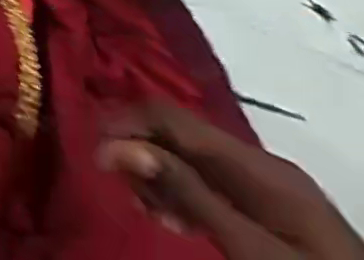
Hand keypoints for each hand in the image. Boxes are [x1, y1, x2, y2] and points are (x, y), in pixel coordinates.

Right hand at [97, 103, 363, 259]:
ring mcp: (267, 185)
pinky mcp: (269, 208)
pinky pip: (209, 183)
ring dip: (156, 174)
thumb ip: (189, 194)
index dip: (126, 125)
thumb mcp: (252, 250)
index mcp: (258, 165)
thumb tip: (121, 144)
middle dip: (139, 151)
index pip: (172, 117)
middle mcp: (259, 162)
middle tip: (120, 189)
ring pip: (189, 157)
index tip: (94, 156)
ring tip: (146, 209)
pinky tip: (173, 217)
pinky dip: (180, 192)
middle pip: (179, 133)